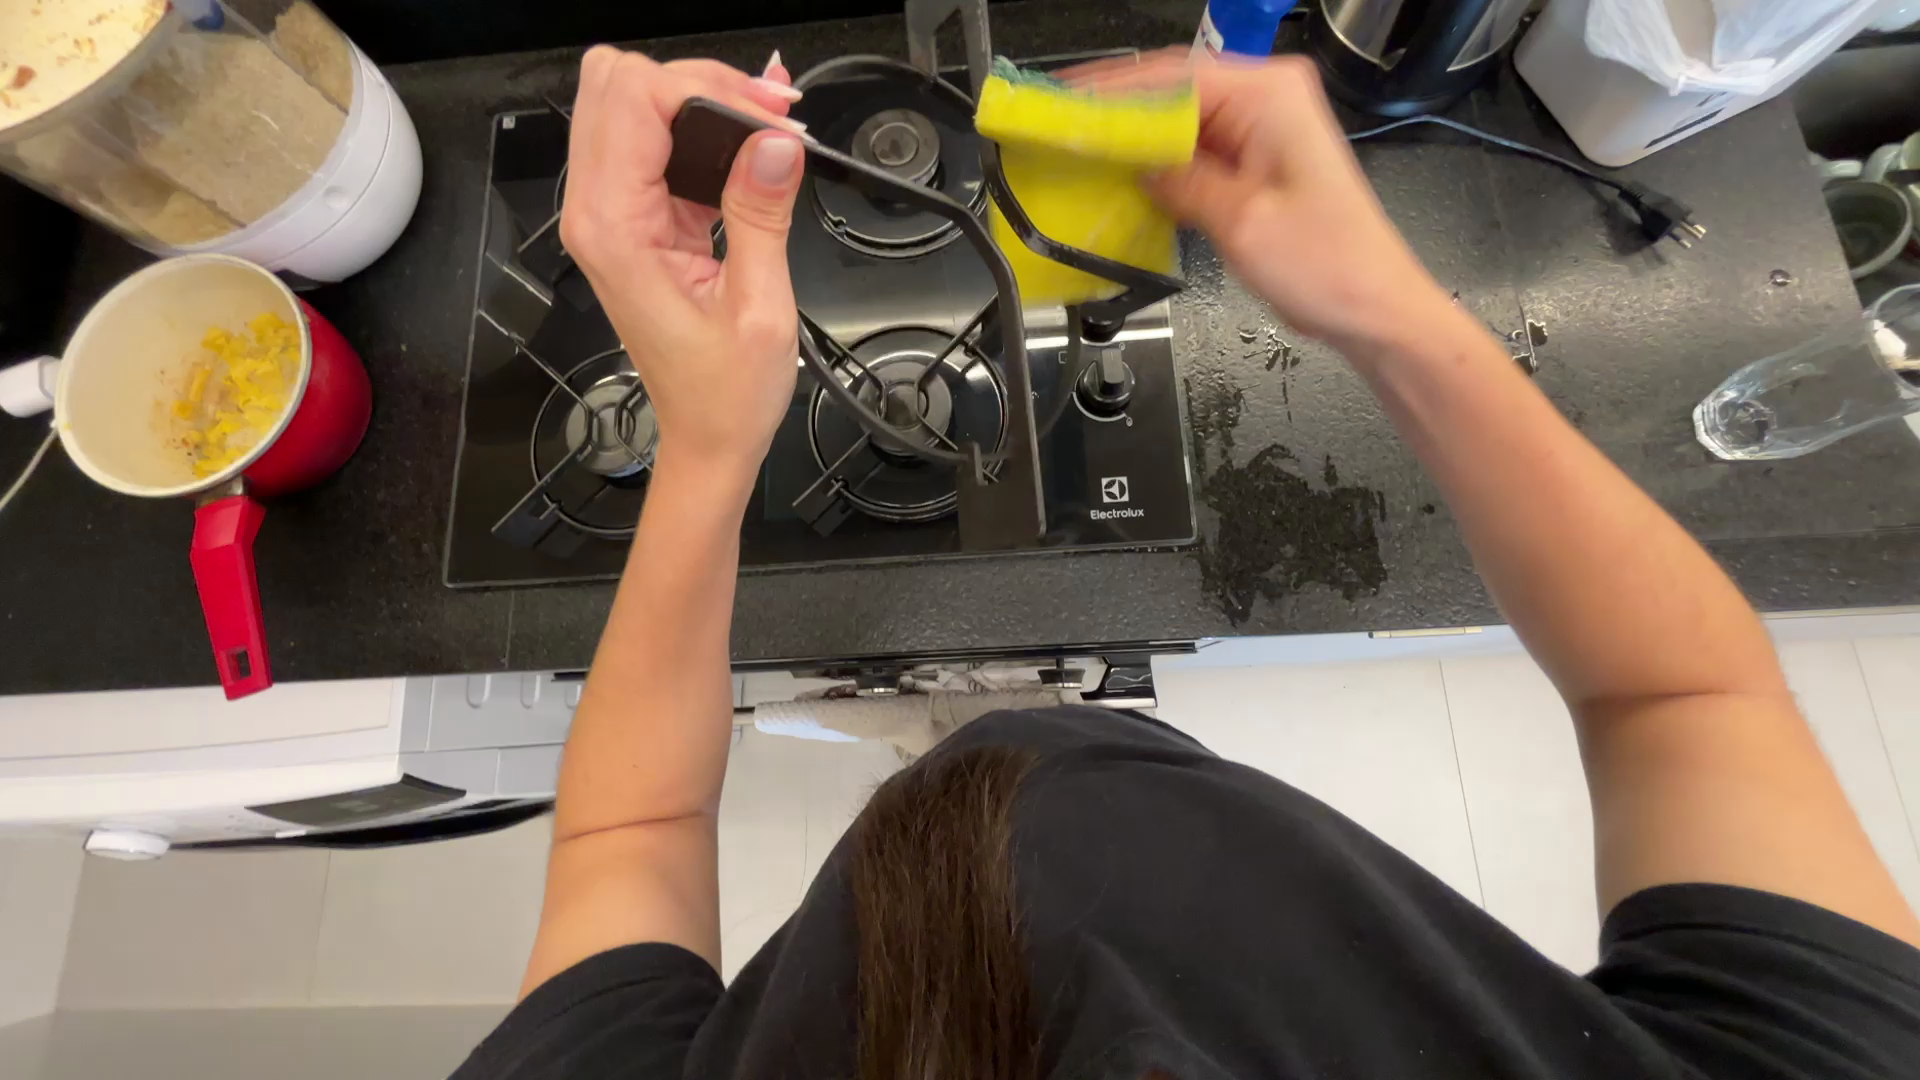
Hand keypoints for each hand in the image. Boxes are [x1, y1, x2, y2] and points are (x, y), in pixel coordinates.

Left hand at [561, 47, 808, 481]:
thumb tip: (777, 141)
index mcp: (616, 230)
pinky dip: (704, 143)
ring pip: (635, 111)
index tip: (773, 122)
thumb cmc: (726, 396)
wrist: (707, 439)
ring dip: (704, 110)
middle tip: (769, 121)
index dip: (709, 91)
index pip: (636, 98)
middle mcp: (599, 215)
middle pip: (620, 85)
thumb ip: (762, 214)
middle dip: (699, 88)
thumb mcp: (759, 306)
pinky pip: (657, 153)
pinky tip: (752, 160)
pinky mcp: (636, 228)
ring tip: (770, 137)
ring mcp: (613, 219)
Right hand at [1070, 51, 1454, 353]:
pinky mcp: (1253, 170)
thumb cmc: (1325, 262)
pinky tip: (1126, 185)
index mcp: (1270, 97)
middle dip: (1120, 115)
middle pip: (1176, 95)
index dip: (1115, 89)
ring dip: (1137, 144)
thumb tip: (1138, 166)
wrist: (1368, 305)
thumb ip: (1183, 184)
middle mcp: (1266, 104)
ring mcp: (1259, 137)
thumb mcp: (1241, 220)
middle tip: (1066, 134)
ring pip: (1181, 127)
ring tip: (1085, 158)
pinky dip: (1161, 171)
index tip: (1068, 103)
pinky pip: (1194, 158)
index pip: (1176, 76)